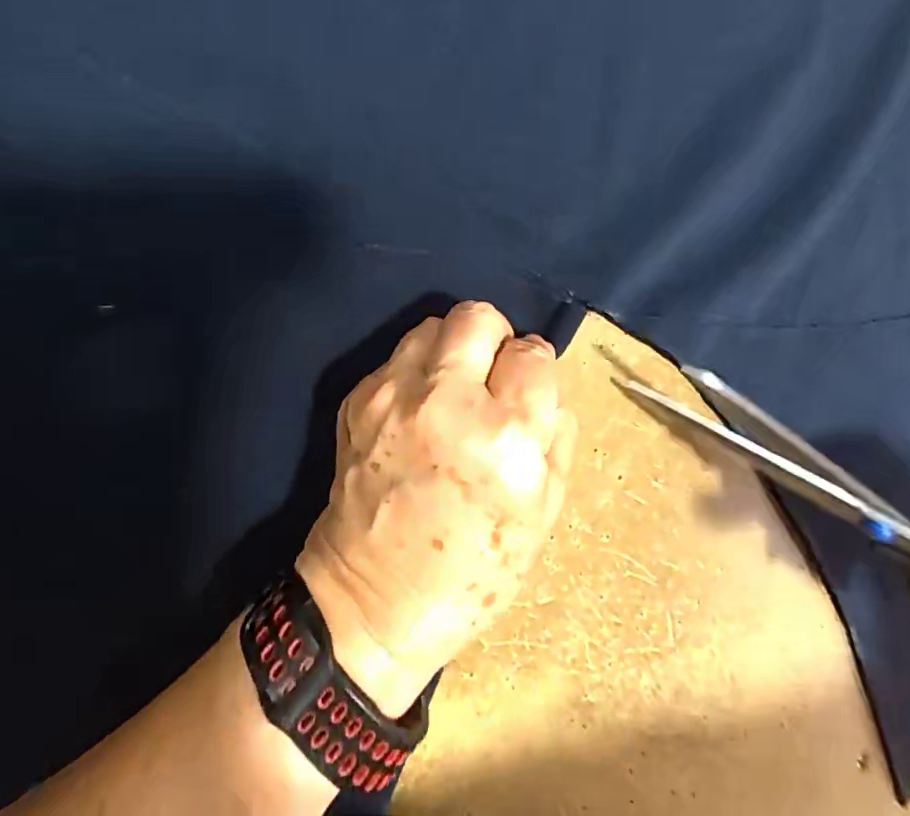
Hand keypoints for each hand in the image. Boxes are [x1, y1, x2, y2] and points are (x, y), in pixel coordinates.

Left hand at [295, 300, 575, 714]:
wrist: (372, 592)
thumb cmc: (471, 571)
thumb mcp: (542, 517)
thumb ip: (554, 438)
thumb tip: (545, 386)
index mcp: (503, 436)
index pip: (532, 353)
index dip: (534, 369)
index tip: (526, 390)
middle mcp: (444, 401)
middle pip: (475, 317)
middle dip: (493, 338)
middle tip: (490, 376)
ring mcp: (390, 395)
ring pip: (430, 327)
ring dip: (450, 349)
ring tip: (451, 390)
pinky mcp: (355, 399)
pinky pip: (395, 359)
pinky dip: (413, 373)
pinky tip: (415, 413)